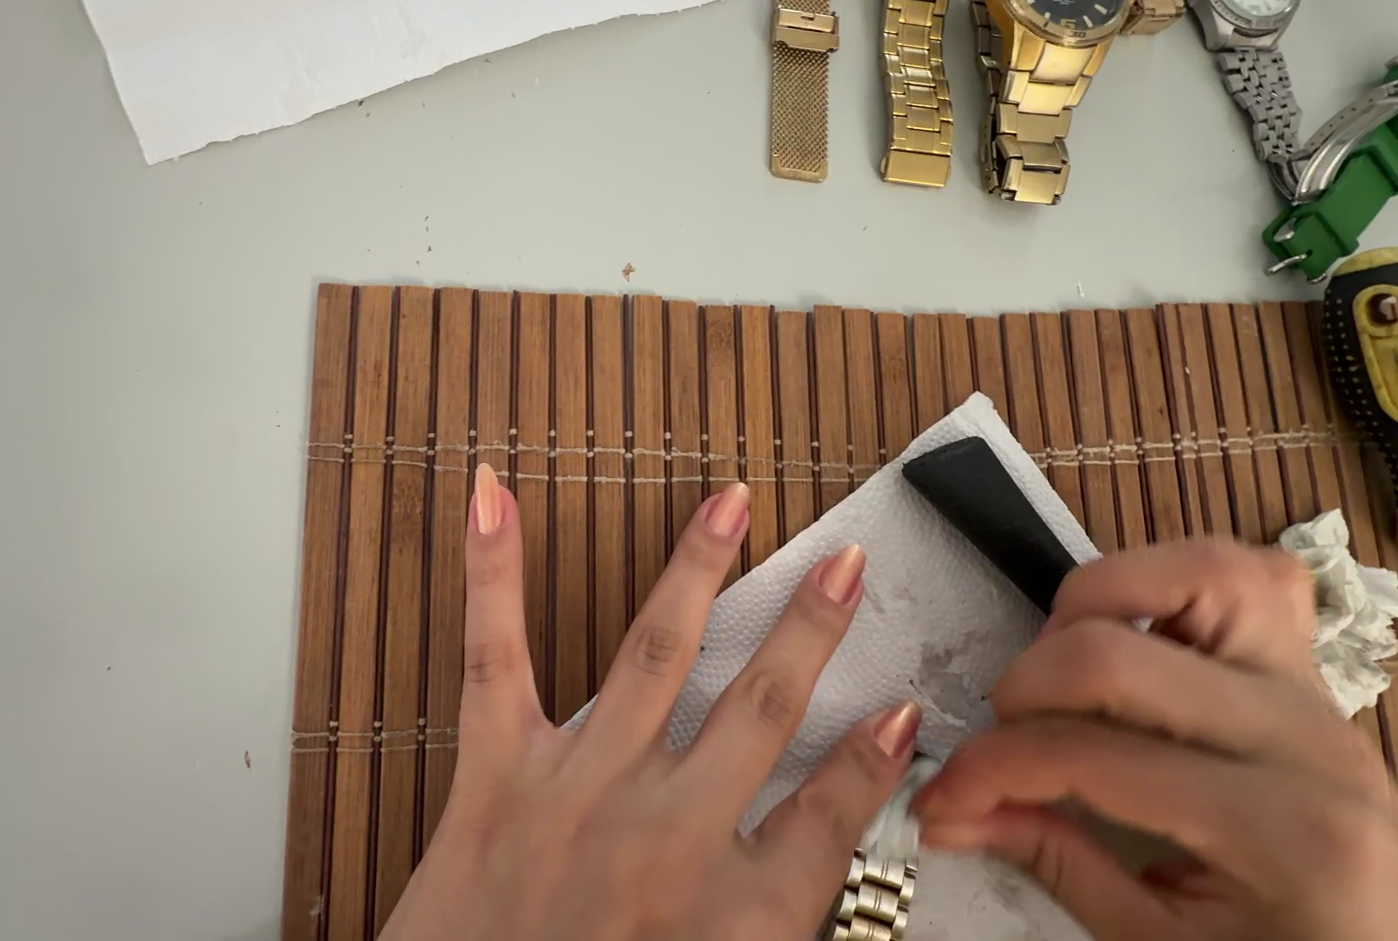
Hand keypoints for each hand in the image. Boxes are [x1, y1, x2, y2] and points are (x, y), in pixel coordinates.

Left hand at [381, 468, 923, 939]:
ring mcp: (581, 790)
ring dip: (699, 571)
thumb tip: (809, 875)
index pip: (832, 823)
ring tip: (728, 505)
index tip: (904, 713)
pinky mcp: (496, 772)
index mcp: (734, 918)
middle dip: (809, 631)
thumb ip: (771, 936)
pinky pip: (498, 657)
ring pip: (657, 653)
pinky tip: (493, 500)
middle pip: (760, 710)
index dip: (873, 767)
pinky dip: (494, 574)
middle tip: (842, 562)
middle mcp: (668, 835)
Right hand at [912, 541, 1397, 940]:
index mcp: (1282, 832)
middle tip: (1003, 730)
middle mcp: (1304, 738)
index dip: (989, 769)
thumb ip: (1047, 858)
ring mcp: (1313, 688)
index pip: (1087, 755)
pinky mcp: (1305, 664)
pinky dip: (1170, 576)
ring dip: (1100, 598)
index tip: (942, 796)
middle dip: (1024, 687)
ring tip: (1065, 657)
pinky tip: (1133, 626)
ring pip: (1200, 572)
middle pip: (1115, 655)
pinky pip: (1247, 575)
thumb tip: (940, 811)